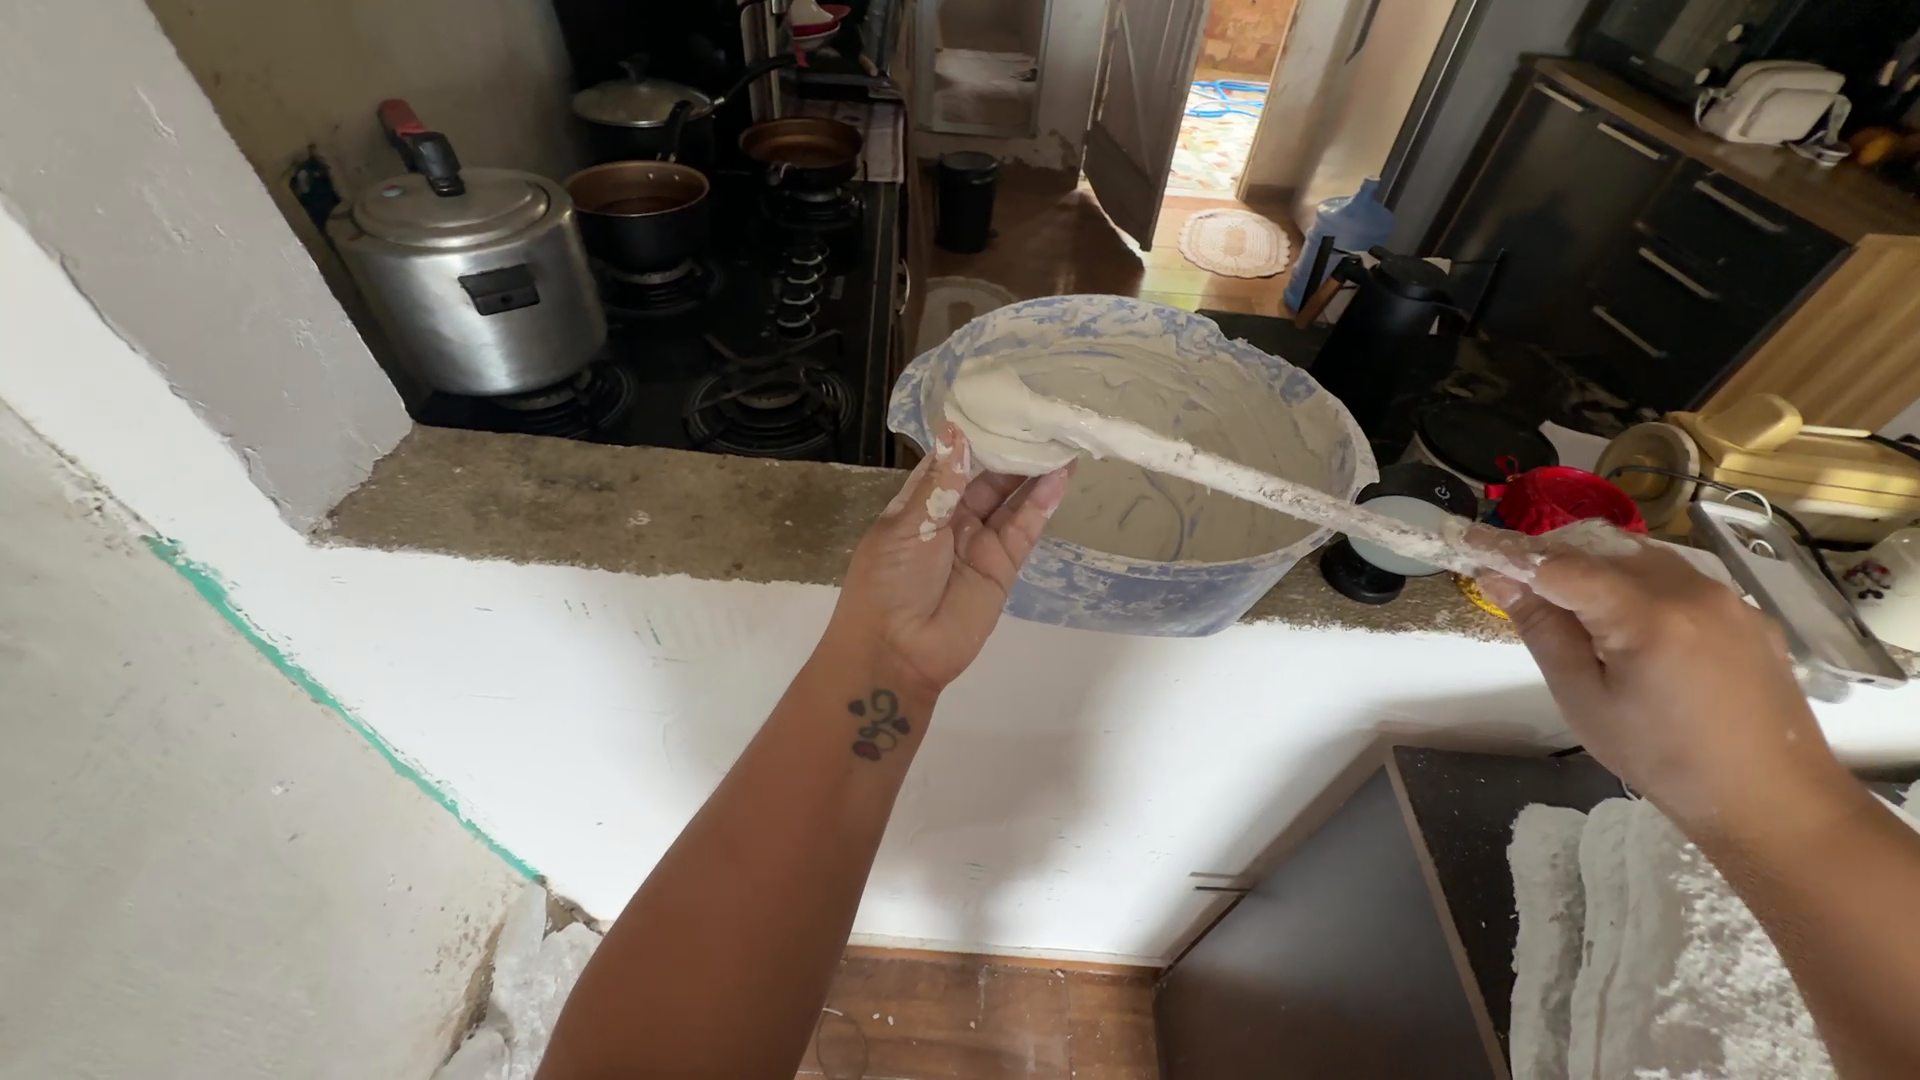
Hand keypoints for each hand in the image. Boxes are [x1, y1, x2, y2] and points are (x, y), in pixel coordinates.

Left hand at [826, 423, 1071, 694]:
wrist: (897, 651)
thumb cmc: (888, 582)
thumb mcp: (908, 525)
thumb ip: (942, 483)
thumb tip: (956, 431)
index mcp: (919, 503)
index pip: (951, 459)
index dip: (974, 435)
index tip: (1000, 402)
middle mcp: (951, 517)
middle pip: (987, 476)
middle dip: (1011, 449)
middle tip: (1042, 416)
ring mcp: (979, 541)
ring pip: (1011, 499)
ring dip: (1033, 472)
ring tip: (1061, 438)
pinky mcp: (1003, 565)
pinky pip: (1024, 529)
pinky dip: (1042, 504)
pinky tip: (1061, 476)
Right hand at [1482, 546, 1851, 832]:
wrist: (1773, 800)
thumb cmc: (1662, 756)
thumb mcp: (1582, 697)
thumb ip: (1542, 629)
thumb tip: (1500, 580)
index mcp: (1648, 617)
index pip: (1560, 565)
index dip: (1508, 551)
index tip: (1468, 541)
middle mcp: (1693, 592)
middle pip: (1601, 549)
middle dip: (1548, 553)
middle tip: (1508, 574)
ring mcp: (1728, 600)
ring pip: (1640, 557)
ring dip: (1591, 563)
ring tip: (1556, 594)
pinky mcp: (1746, 615)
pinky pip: (1676, 578)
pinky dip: (1632, 581)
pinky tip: (1616, 615)